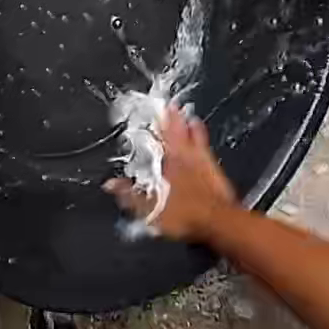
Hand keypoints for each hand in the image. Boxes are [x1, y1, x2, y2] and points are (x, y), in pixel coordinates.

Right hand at [106, 107, 237, 241]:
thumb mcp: (149, 208)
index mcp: (166, 163)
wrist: (219, 222)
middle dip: (172, 119)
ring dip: (188, 126)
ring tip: (186, 115)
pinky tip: (202, 137)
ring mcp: (202, 162)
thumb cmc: (184, 214)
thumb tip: (110, 184)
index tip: (151, 112)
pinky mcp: (215, 170)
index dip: (154, 126)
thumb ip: (129, 194)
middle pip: (177, 133)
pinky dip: (201, 137)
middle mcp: (184, 158)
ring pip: (193, 137)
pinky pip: (206, 147)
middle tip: (169, 106)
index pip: (157, 139)